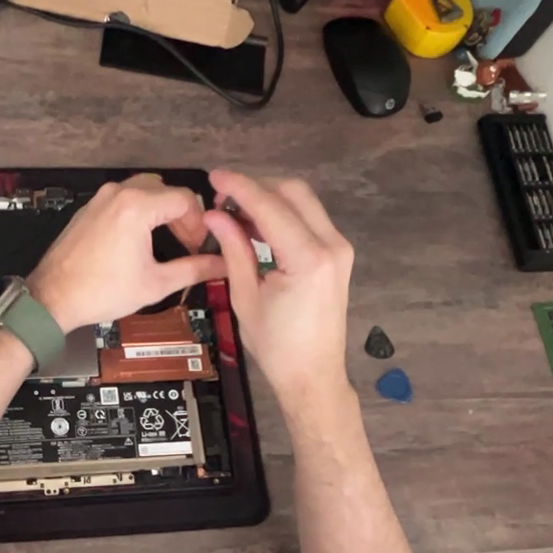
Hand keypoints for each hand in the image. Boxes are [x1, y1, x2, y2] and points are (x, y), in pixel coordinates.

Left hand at [26, 174, 226, 330]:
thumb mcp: (155, 284)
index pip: (185, 199)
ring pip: (144, 191)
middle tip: (188, 245)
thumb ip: (194, 269)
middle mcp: (119, 192)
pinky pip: (123, 199)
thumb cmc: (102, 292)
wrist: (52, 298)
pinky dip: (140, 213)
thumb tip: (224, 265)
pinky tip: (141, 241)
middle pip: (166, 191)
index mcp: (138, 206)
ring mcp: (101, 198)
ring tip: (168, 243)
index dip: (199, 224)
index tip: (200, 247)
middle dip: (182, 216)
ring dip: (161, 212)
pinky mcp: (89, 208)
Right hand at [203, 171, 355, 415]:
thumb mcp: (246, 298)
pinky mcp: (337, 255)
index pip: (270, 206)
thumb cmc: (276, 346)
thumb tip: (215, 215)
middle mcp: (331, 245)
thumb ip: (234, 250)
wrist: (312, 375)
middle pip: (292, 192)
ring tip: (235, 212)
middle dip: (256, 187)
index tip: (214, 177)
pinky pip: (308, 220)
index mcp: (308, 258)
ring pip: (303, 202)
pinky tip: (256, 226)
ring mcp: (339, 248)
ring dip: (269, 199)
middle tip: (222, 197)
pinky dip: (282, 215)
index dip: (239, 187)